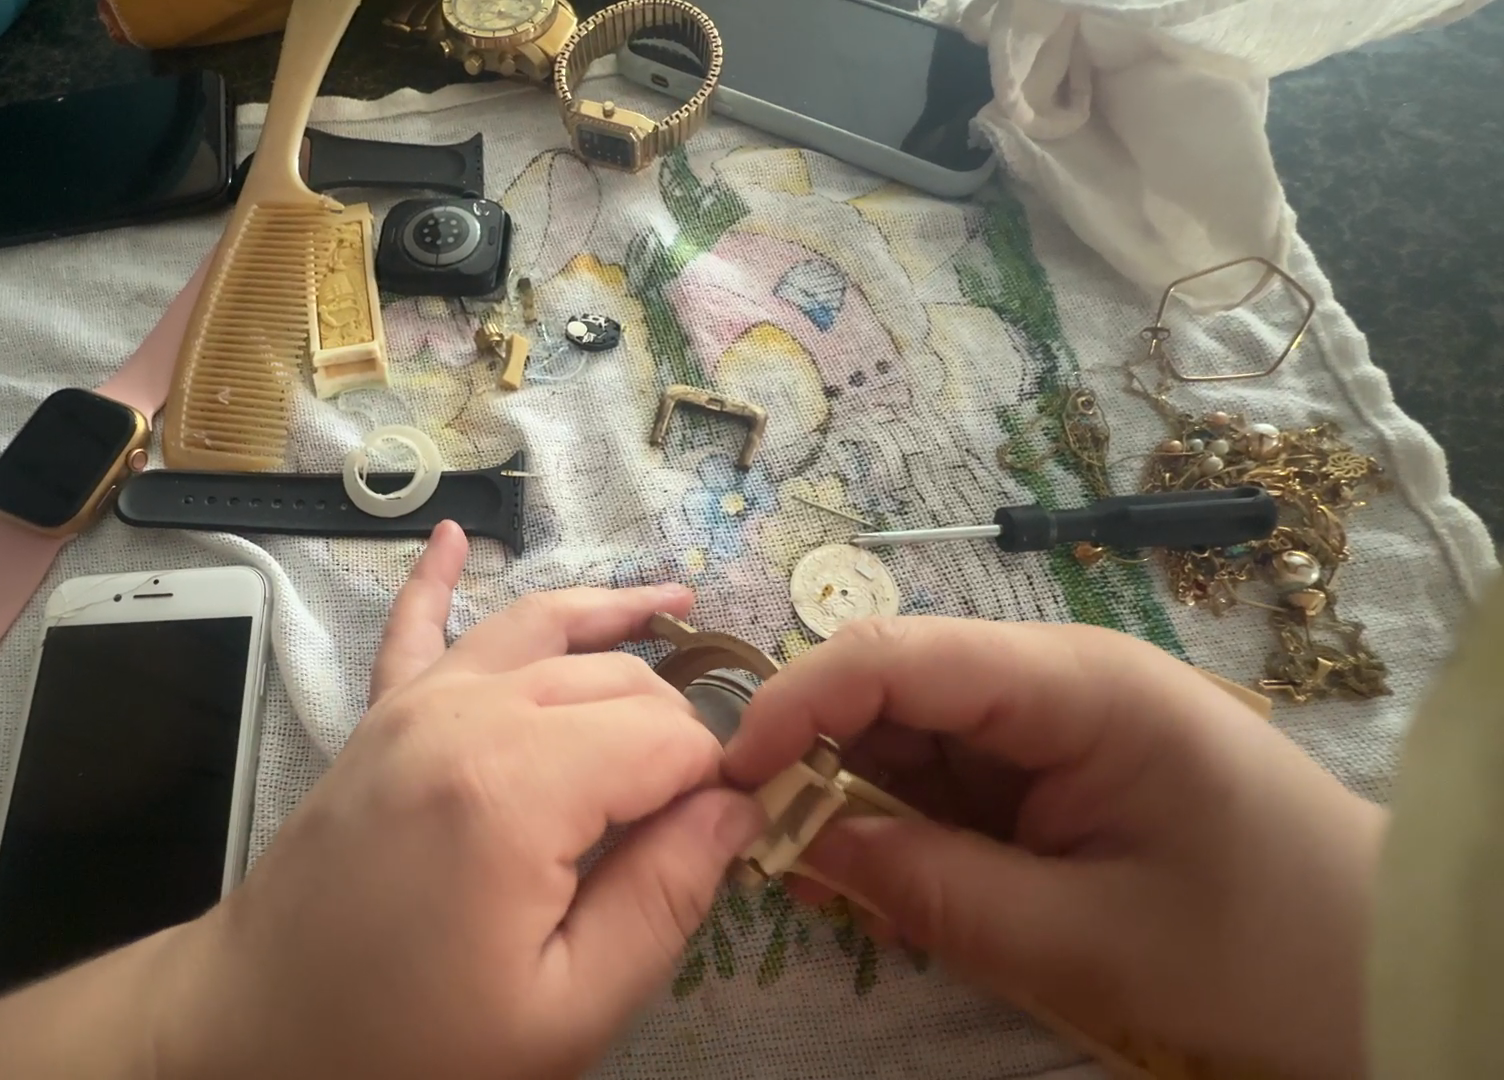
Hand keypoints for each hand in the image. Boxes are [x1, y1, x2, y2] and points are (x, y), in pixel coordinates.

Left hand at [160, 522, 763, 1078]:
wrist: (257, 1030)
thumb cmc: (412, 1043)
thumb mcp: (568, 1006)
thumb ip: (665, 894)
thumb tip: (735, 806)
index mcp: (518, 786)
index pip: (667, 738)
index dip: (717, 775)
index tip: (736, 822)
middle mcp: (469, 712)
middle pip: (614, 678)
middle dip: (674, 720)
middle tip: (702, 786)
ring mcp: (417, 699)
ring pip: (540, 627)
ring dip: (609, 615)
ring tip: (672, 605)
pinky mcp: (381, 711)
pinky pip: (415, 626)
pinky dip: (437, 578)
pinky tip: (451, 536)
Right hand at [725, 617, 1385, 1079]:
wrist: (1412, 977)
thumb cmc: (1277, 954)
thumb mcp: (1089, 942)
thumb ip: (928, 888)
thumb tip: (797, 841)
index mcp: (1071, 684)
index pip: (894, 655)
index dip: (798, 700)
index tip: (734, 771)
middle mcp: (1041, 676)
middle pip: (883, 689)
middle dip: (812, 759)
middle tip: (767, 843)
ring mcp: (1036, 716)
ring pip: (894, 733)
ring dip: (844, 798)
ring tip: (815, 877)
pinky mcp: (1033, 759)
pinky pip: (929, 773)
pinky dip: (886, 821)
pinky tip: (869, 875)